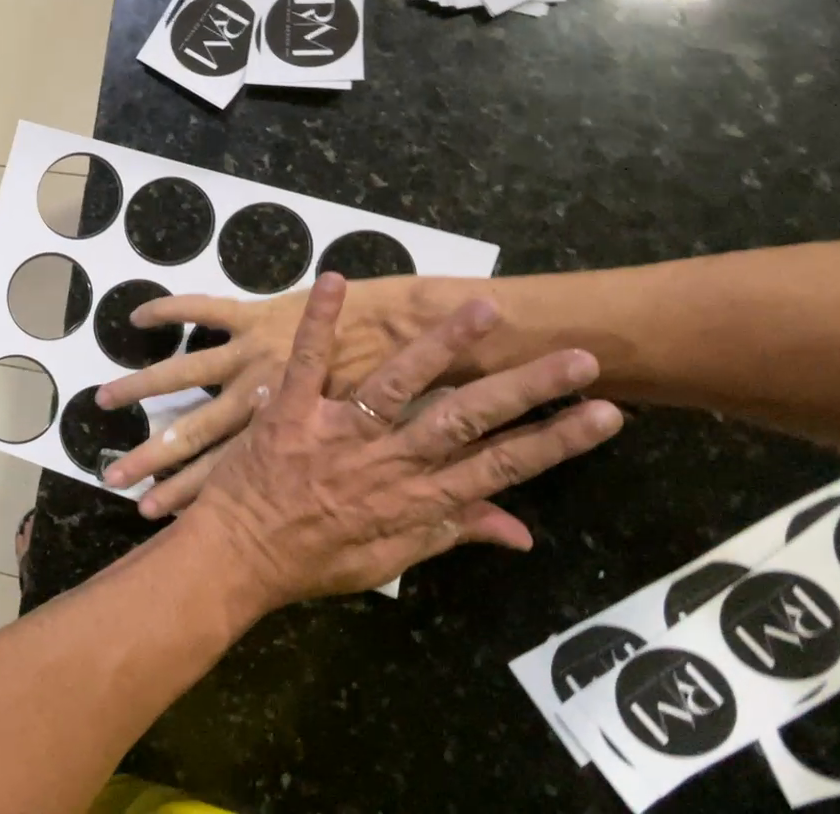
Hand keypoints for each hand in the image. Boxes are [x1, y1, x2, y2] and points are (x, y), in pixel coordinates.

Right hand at [96, 278, 437, 515]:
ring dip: (141, 386)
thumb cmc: (411, 400)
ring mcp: (256, 355)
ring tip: (99, 399)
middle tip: (112, 479)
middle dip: (151, 459)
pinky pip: (207, 310)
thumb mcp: (410, 466)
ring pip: (186, 373)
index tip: (151, 516)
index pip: (226, 478)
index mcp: (288, 440)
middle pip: (194, 435)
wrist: (417, 331)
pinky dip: (171, 310)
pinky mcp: (258, 316)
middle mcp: (261, 400)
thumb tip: (377, 546)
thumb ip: (415, 520)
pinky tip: (136, 316)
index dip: (186, 498)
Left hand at [177, 274, 622, 605]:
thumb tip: (523, 533)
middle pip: (465, 419)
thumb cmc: (310, 560)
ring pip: (398, 382)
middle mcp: (384, 461)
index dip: (555, 442)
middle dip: (525, 388)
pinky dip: (319, 320)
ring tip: (484, 308)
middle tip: (580, 356)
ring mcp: (335, 430)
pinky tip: (336, 279)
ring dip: (442, 344)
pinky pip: (306, 360)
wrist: (233, 557)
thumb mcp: (388, 560)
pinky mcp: (289, 410)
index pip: (499, 468)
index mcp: (413, 499)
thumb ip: (450, 533)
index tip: (605, 413)